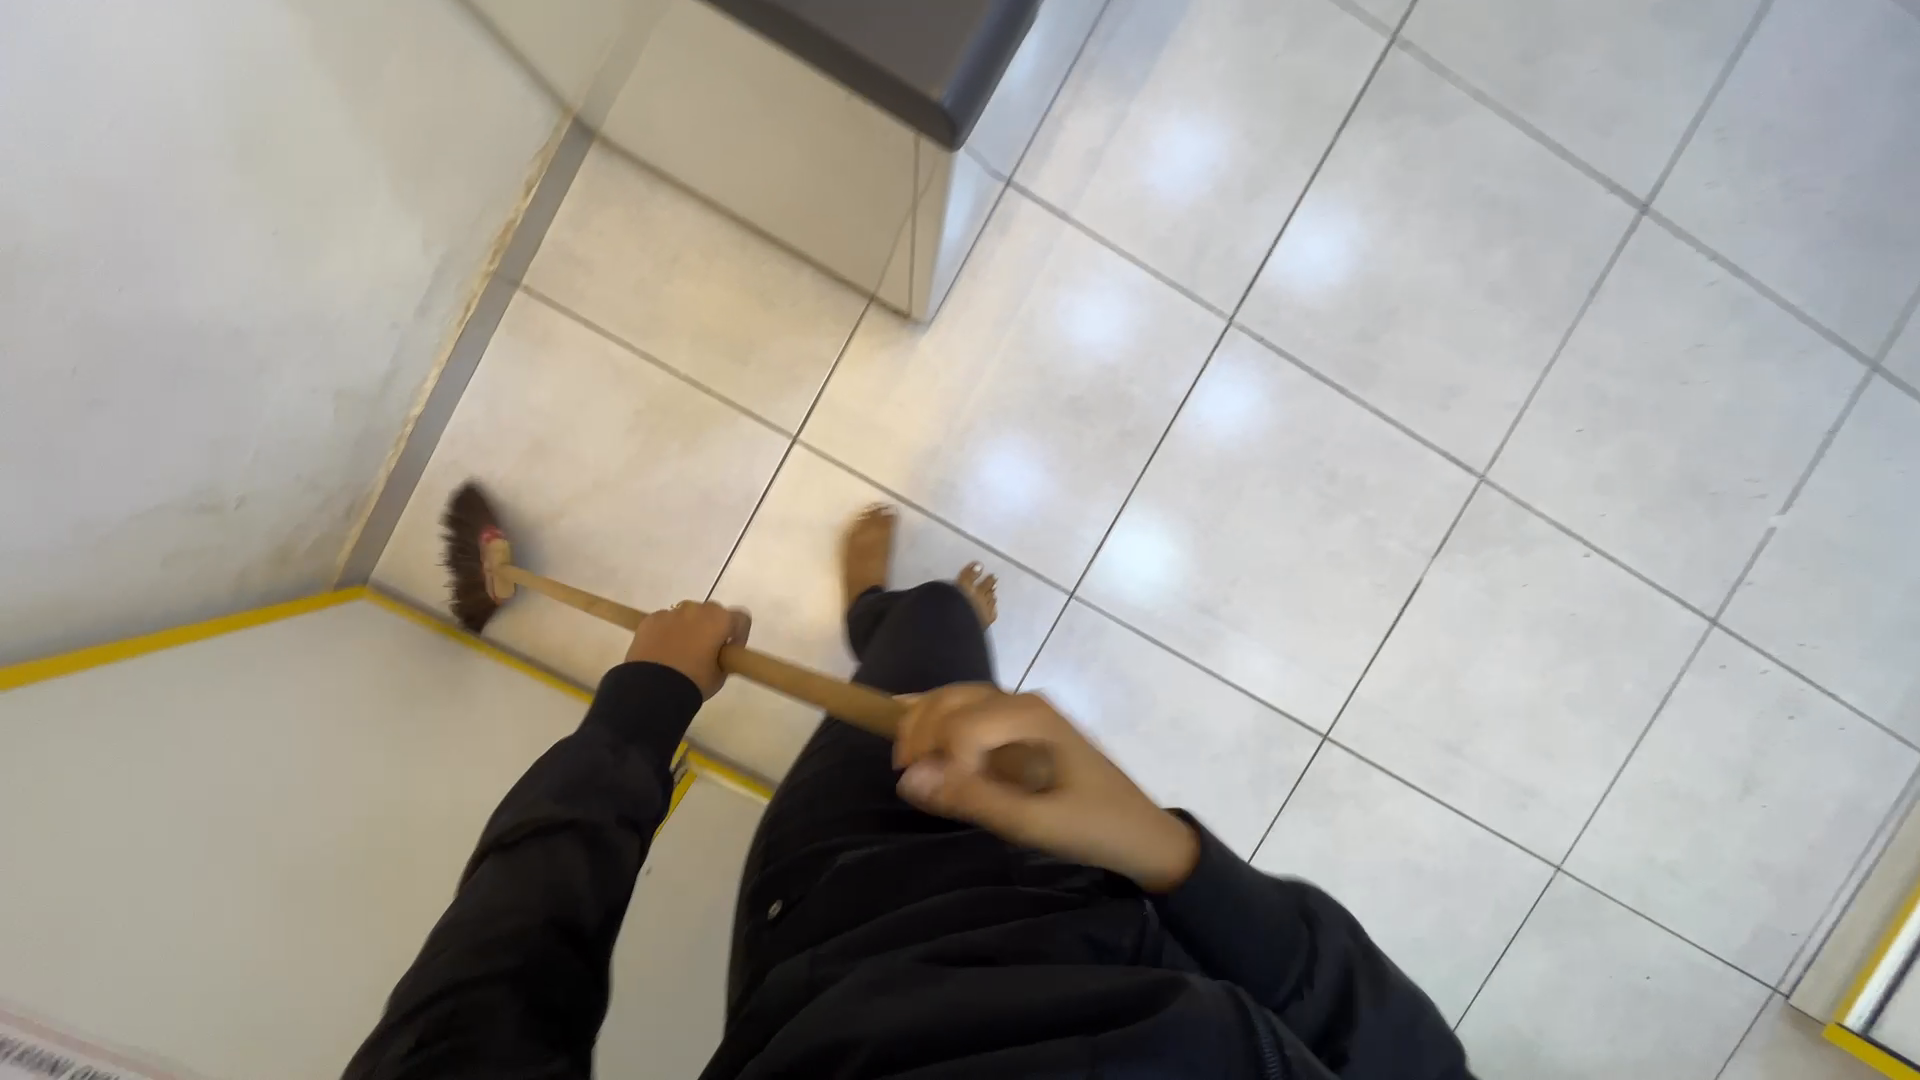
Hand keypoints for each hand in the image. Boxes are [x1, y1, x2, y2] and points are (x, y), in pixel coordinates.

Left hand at [625, 601, 750, 698]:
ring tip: (681, 652)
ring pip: (687, 615)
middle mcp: (697, 609)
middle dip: (712, 627)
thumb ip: (725, 658)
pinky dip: (667, 632)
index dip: (739, 634)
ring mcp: (671, 613)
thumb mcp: (720, 675)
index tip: (731, 651)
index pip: (741, 619)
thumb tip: (720, 655)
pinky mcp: (650, 620)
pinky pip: (665, 622)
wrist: (652, 689)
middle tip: (707, 650)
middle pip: (713, 612)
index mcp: (720, 620)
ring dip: (689, 628)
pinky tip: (663, 652)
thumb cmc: (694, 682)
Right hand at [893, 685, 1199, 892]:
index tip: (938, 796)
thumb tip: (910, 779)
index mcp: (1031, 717)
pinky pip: (968, 708)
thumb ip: (972, 799)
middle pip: (954, 700)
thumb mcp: (1033, 825)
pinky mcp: (1019, 724)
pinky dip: (936, 713)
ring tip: (904, 755)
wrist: (1141, 832)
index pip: (963, 724)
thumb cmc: (1092, 828)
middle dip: (921, 730)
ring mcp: (1021, 709)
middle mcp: (1023, 701)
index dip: (941, 758)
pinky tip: (908, 715)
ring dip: (925, 720)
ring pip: (957, 698)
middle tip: (901, 772)